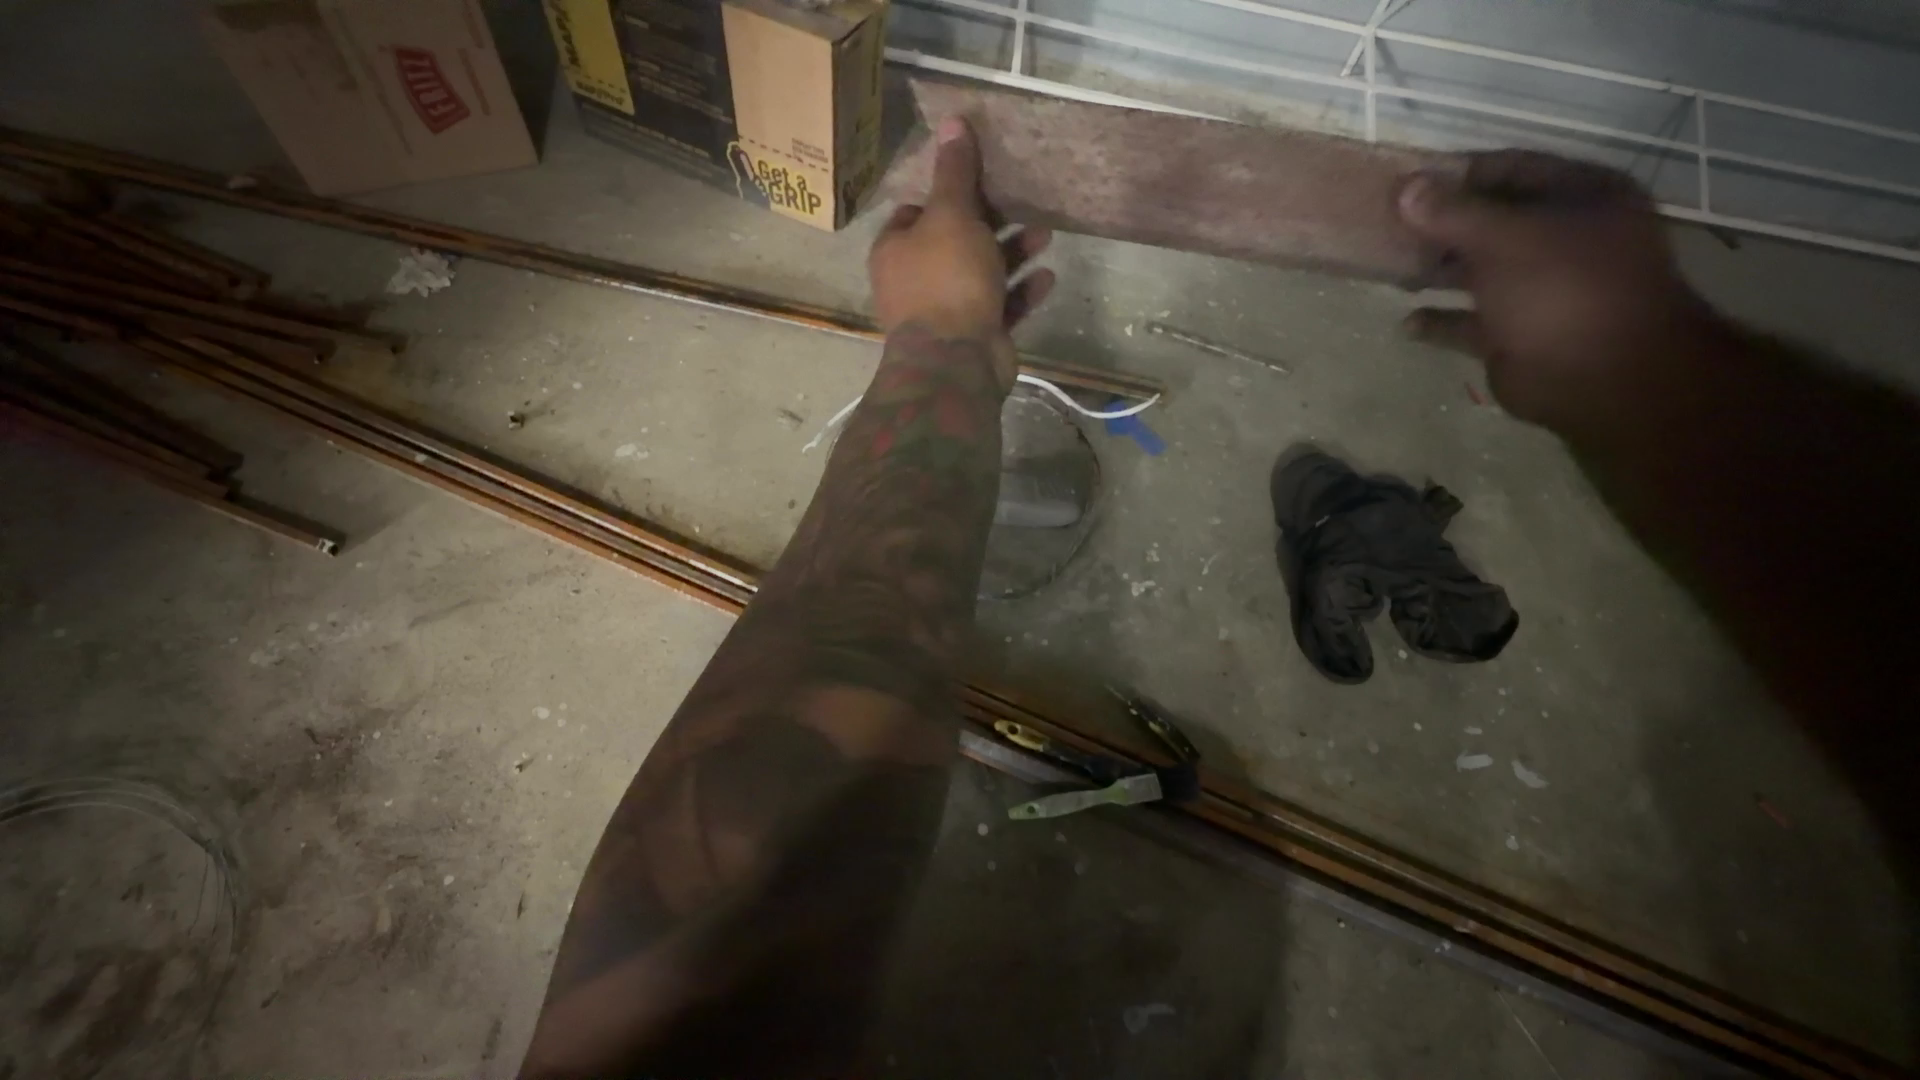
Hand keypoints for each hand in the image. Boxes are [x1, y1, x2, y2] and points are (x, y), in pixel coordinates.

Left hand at [869, 118, 1054, 350]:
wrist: (956, 361)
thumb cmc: (947, 280)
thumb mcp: (952, 215)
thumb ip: (956, 172)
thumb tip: (952, 121)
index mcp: (897, 248)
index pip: (918, 210)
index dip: (948, 192)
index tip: (982, 178)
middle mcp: (916, 279)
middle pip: (956, 240)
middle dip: (992, 221)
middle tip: (1024, 202)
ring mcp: (947, 311)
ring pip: (983, 273)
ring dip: (1013, 253)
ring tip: (1046, 234)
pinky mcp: (976, 335)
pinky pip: (1001, 305)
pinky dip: (1022, 291)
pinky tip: (1048, 277)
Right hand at [1398, 150, 1719, 428]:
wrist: (1602, 376)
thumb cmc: (1562, 289)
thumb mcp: (1504, 238)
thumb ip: (1452, 213)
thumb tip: (1405, 189)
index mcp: (1579, 196)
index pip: (1511, 168)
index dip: (1458, 174)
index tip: (1404, 184)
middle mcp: (1563, 237)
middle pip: (1490, 221)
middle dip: (1439, 225)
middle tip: (1386, 229)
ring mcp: (1540, 288)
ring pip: (1477, 270)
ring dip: (1435, 271)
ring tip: (1389, 271)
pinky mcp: (1516, 333)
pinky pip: (1469, 321)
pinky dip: (1440, 320)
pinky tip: (1407, 322)